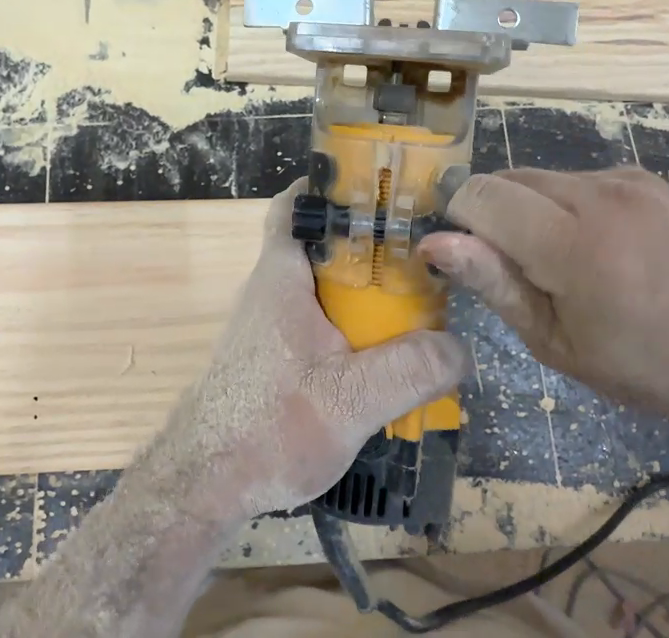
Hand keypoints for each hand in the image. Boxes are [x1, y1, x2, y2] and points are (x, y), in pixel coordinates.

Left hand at [157, 180, 469, 521]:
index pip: (297, 204)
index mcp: (282, 276)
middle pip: (324, 245)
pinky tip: (386, 353)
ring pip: (325, 286)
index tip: (385, 189)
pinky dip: (354, 326)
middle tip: (426, 255)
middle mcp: (273, 288)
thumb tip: (460, 348)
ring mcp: (272, 323)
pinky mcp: (276, 354)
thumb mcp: (351, 400)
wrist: (207, 482)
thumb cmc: (268, 427)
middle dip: (372, 245)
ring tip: (420, 305)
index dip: (334, 186)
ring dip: (366, 291)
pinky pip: (322, 321)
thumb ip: (410, 369)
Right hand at [420, 167, 668, 416]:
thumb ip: (495, 284)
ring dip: (527, 210)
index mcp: (574, 243)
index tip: (467, 260)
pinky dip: (563, 205)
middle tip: (514, 271)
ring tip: (559, 263)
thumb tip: (435, 243)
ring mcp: (626, 178)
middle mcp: (598, 193)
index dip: (458, 222)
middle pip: (506, 178)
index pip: (478, 194)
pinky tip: (594, 246)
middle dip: (492, 216)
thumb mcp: (558, 343)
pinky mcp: (645, 177)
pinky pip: (577, 179)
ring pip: (540, 177)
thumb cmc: (650, 367)